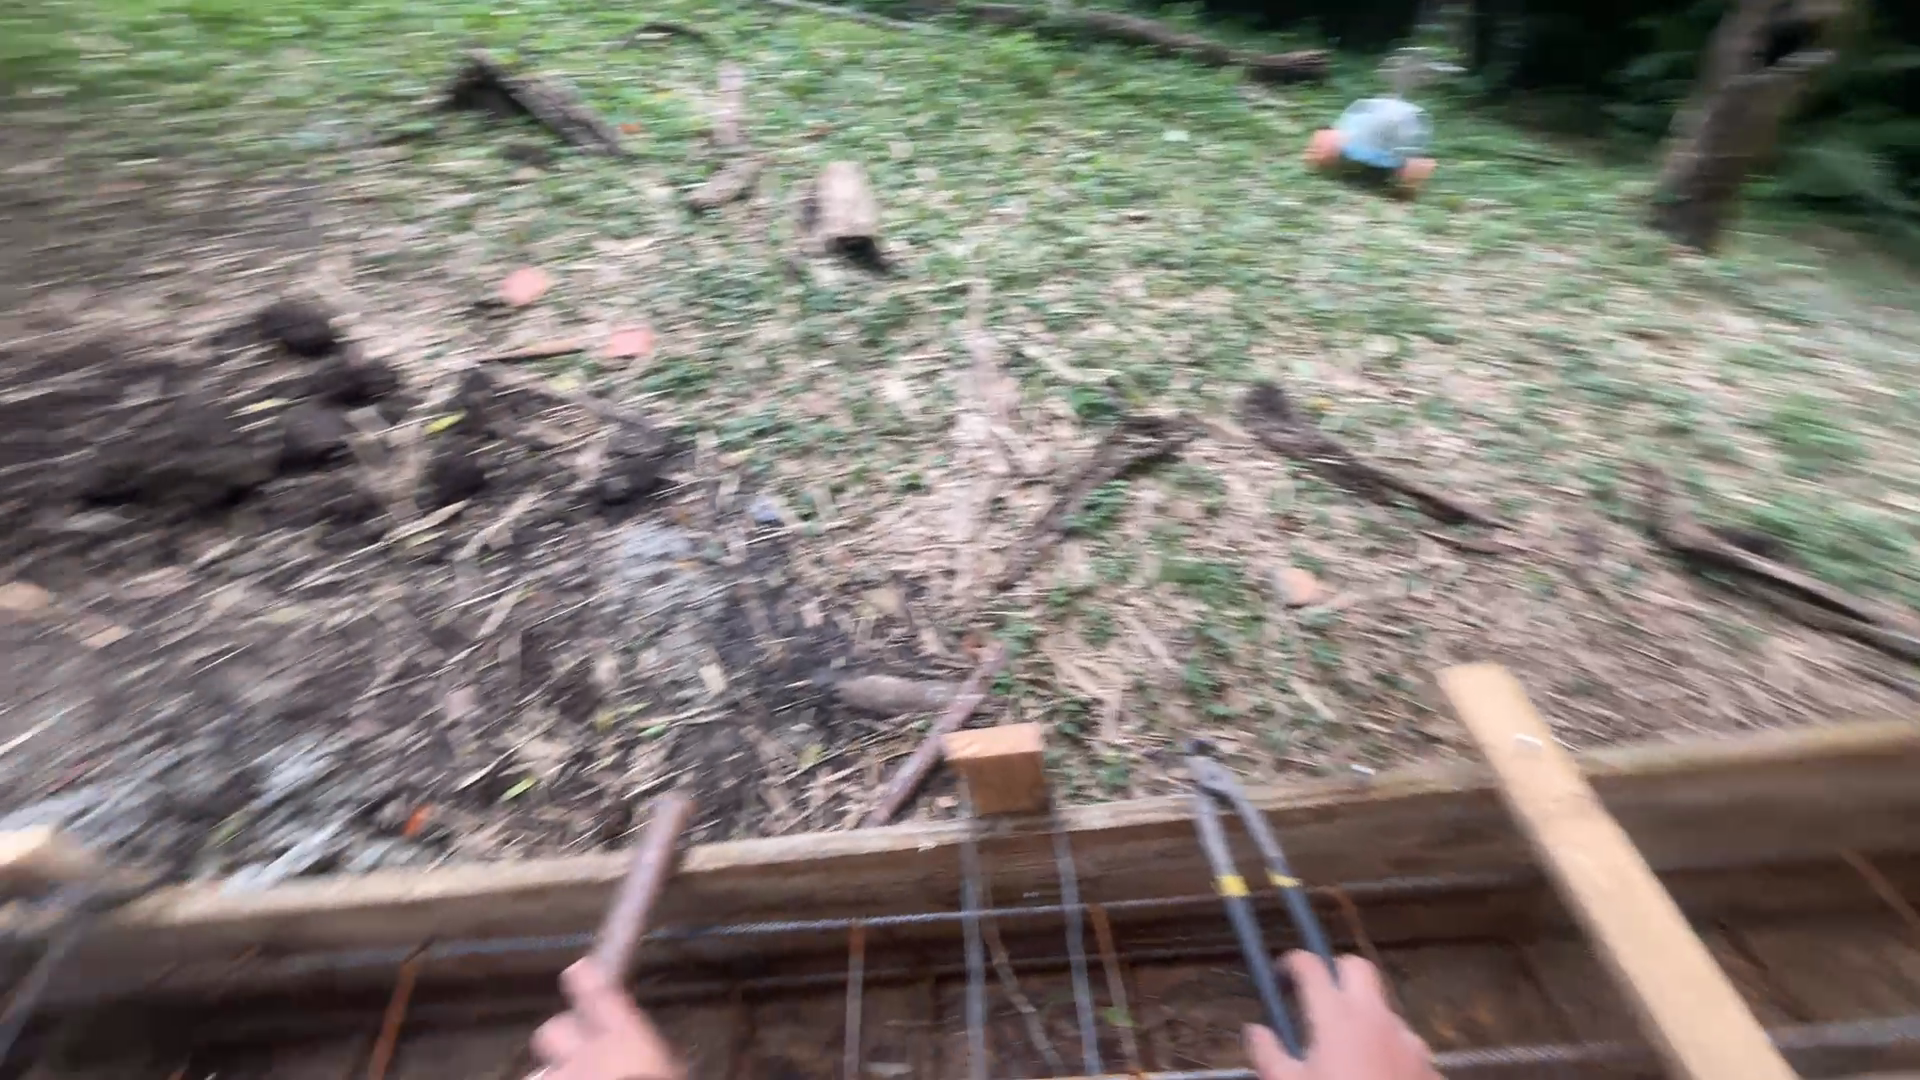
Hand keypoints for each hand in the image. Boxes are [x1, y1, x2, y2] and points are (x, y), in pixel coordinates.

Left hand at [530, 959, 682, 1079]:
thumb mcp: (668, 1069)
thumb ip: (650, 1056)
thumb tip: (646, 1054)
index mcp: (622, 1035)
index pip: (597, 992)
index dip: (584, 977)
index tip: (578, 969)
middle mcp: (584, 1052)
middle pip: (553, 1029)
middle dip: (558, 1038)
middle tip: (570, 1053)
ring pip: (538, 1074)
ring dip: (551, 1079)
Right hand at [1244, 951, 1438, 1079]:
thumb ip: (1267, 1053)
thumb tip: (1256, 1031)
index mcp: (1336, 1015)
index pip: (1309, 964)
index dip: (1291, 963)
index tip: (1281, 978)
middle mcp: (1374, 1017)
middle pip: (1356, 967)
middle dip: (1336, 972)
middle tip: (1319, 996)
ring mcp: (1409, 1043)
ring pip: (1384, 1009)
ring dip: (1365, 1017)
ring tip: (1351, 1051)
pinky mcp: (1431, 1070)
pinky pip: (1406, 1046)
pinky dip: (1390, 1050)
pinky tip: (1380, 1079)